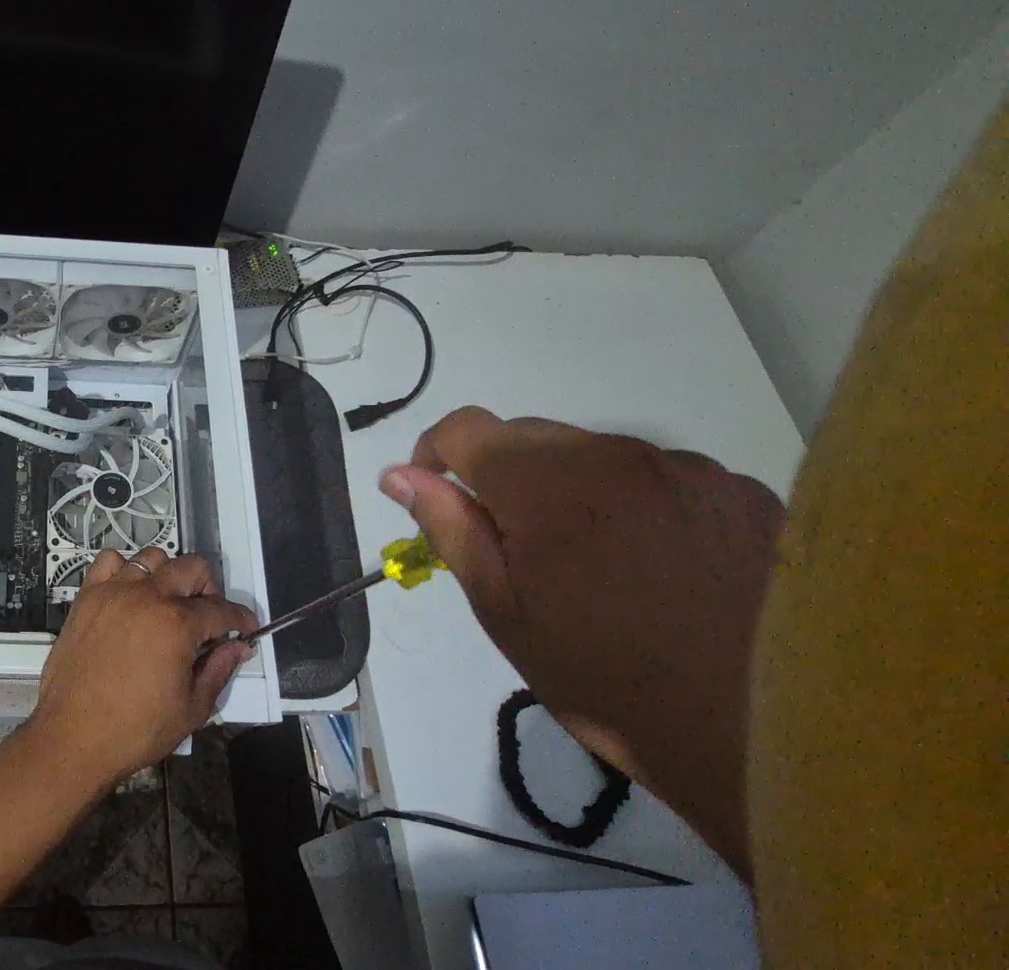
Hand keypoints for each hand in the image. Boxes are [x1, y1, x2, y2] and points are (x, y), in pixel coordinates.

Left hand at [24, 547, 257, 789]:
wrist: (73, 736)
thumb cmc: (137, 730)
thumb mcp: (192, 709)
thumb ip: (218, 670)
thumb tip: (238, 647)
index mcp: (177, 624)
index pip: (221, 609)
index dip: (240, 619)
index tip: (246, 629)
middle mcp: (147, 596)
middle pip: (192, 567)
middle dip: (209, 588)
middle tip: (207, 618)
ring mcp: (113, 592)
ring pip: (152, 558)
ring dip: (168, 575)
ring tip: (167, 603)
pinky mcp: (86, 597)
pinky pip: (108, 562)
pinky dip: (124, 570)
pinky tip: (130, 595)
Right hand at [378, 406, 783, 875]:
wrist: (767, 738)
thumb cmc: (604, 679)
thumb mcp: (503, 609)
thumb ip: (449, 528)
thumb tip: (398, 474)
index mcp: (550, 483)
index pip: (465, 428)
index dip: (434, 453)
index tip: (436, 497)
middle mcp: (620, 455)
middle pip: (532, 435)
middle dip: (503, 476)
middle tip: (514, 547)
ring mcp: (692, 470)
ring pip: (599, 455)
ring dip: (573, 489)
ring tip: (597, 565)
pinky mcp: (747, 493)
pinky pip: (663, 477)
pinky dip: (637, 504)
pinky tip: (660, 566)